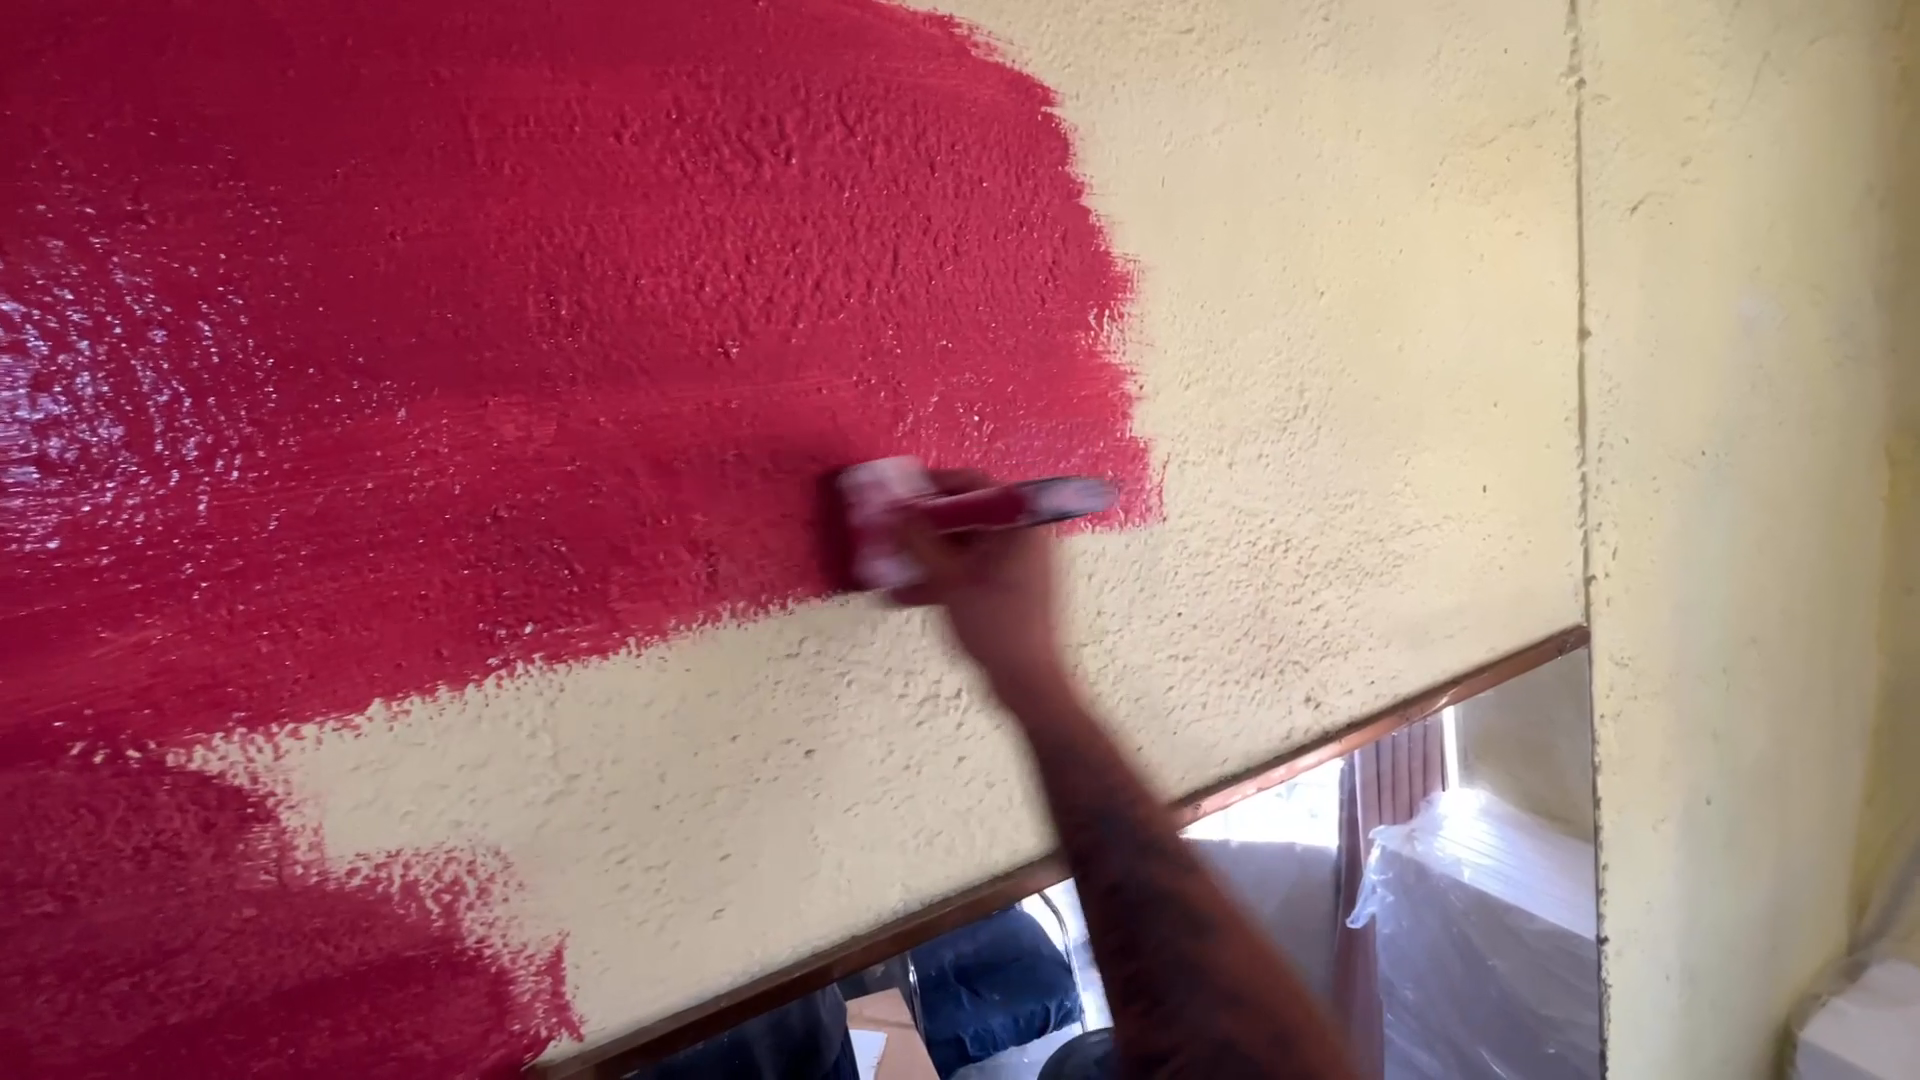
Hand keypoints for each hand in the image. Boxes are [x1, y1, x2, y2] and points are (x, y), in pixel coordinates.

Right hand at [890, 470, 1070, 695]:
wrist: (1029, 683)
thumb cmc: (999, 628)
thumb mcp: (949, 579)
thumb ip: (919, 540)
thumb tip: (895, 511)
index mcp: (1021, 525)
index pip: (975, 484)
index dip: (935, 483)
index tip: (903, 491)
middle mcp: (1024, 539)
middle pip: (967, 516)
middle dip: (924, 525)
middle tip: (891, 528)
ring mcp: (1017, 566)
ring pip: (964, 547)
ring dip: (926, 554)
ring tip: (890, 563)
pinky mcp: (1008, 591)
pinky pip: (969, 572)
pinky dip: (941, 578)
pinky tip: (905, 594)